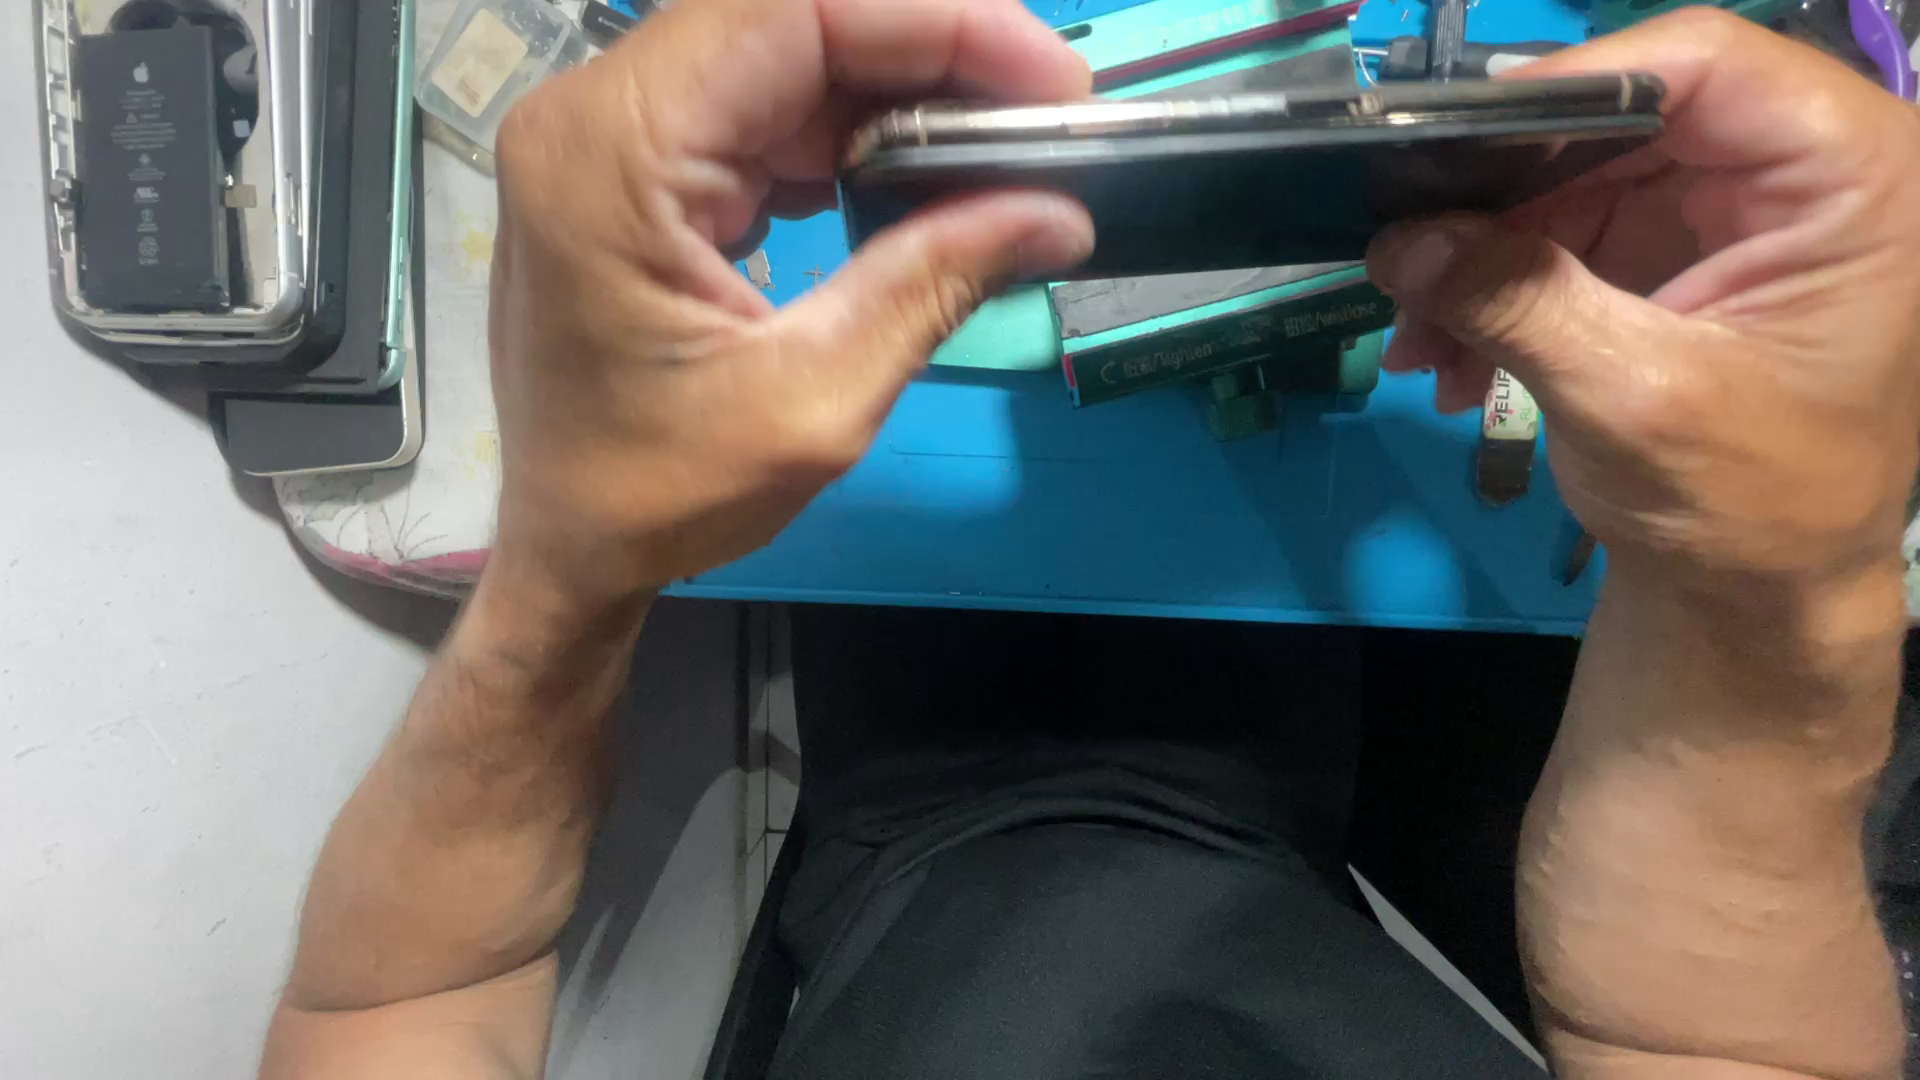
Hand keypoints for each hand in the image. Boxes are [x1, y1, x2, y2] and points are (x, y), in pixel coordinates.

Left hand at [485, 0, 1093, 604]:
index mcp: (616, 154)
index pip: (793, 13)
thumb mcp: (818, 398)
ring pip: (781, 70)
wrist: (576, 546)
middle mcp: (599, 118)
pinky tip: (910, 180)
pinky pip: (759, 126)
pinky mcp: (642, 184)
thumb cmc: (669, 492)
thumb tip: (1057, 216)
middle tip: (1041, 117)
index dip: (940, 25)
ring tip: (994, 148)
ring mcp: (615, 147)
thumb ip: (931, 286)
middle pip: (789, 25)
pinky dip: (847, 145)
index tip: (1049, 82)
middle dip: (930, 59)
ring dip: (896, 101)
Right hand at [1368, 10, 1919, 606]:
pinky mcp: (1642, 272)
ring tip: (1418, 352)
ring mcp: (1697, 226)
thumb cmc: (1734, 490)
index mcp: (1836, 176)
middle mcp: (1768, 179)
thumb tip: (1398, 242)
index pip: (1696, 68)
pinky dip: (1477, 310)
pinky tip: (1444, 368)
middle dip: (1488, 214)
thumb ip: (1516, 305)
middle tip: (1405, 277)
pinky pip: (1536, 261)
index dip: (1563, 91)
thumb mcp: (1624, 393)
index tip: (1440, 152)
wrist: (1741, 574)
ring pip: (1550, 203)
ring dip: (1467, 276)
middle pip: (1598, 138)